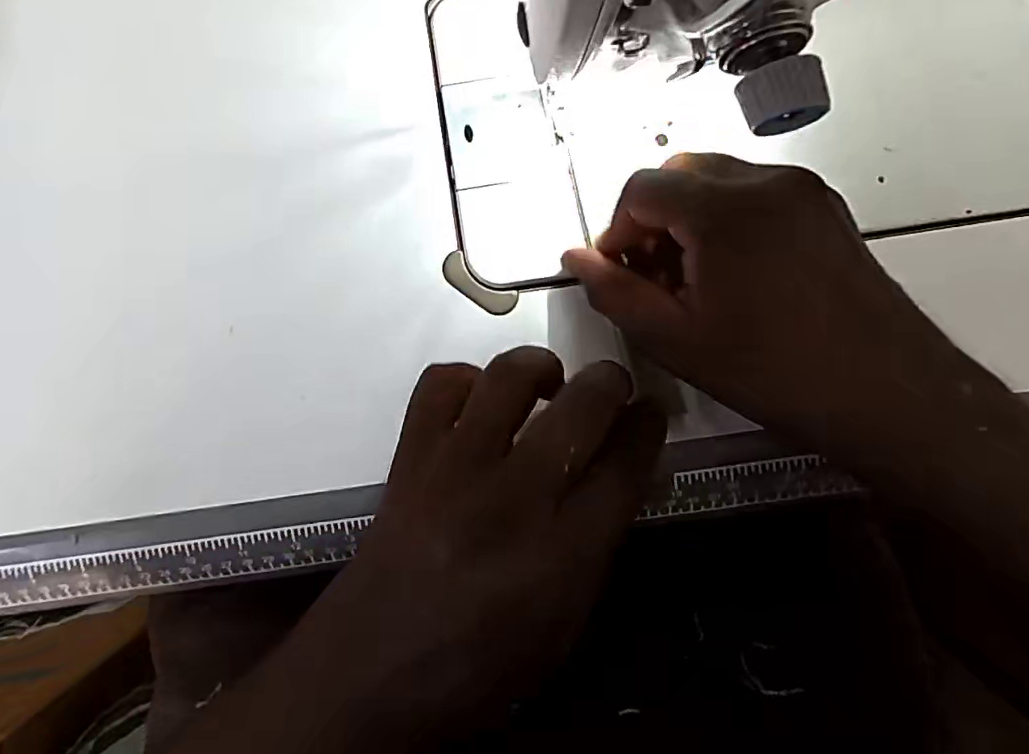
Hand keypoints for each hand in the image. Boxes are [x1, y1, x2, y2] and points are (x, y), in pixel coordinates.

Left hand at [257, 348, 665, 748]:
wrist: (377, 663)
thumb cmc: (481, 658)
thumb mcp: (564, 618)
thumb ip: (597, 539)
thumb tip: (621, 472)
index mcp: (564, 553)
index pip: (624, 466)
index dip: (645, 428)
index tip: (651, 410)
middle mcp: (513, 497)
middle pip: (579, 410)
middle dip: (608, 384)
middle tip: (611, 383)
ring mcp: (455, 467)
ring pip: (507, 379)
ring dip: (537, 366)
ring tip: (547, 378)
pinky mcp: (411, 454)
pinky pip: (439, 386)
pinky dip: (465, 379)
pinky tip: (478, 398)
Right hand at [561, 153, 960, 447]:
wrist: (892, 397)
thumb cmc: (780, 372)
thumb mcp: (675, 338)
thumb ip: (613, 291)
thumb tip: (577, 258)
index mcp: (726, 209)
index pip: (640, 188)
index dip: (617, 229)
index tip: (620, 270)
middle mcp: (767, 183)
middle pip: (677, 173)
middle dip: (650, 217)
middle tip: (651, 271)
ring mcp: (802, 191)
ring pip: (714, 178)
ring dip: (685, 215)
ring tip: (691, 275)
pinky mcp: (824, 207)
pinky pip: (752, 191)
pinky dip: (723, 217)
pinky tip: (731, 271)